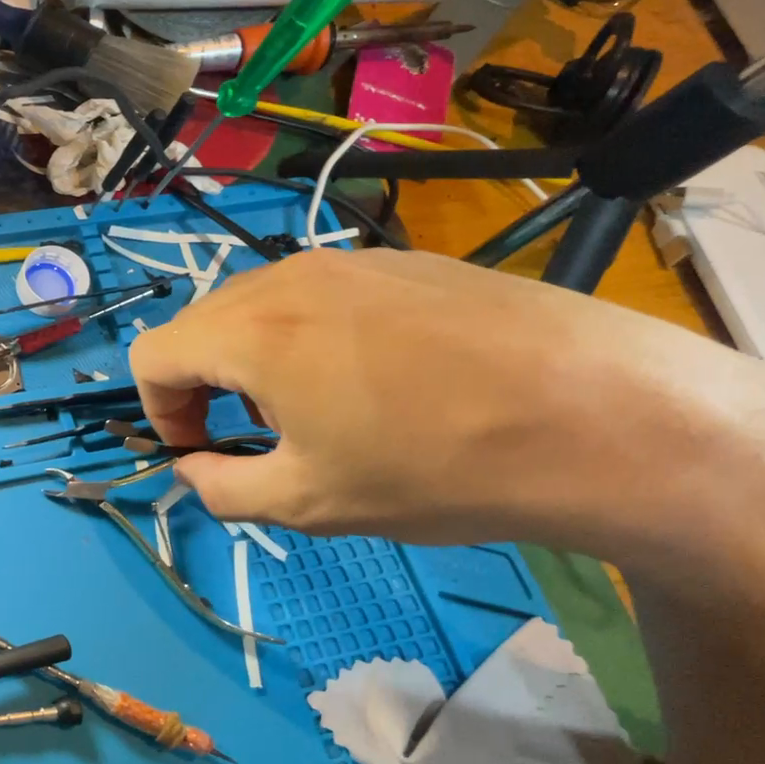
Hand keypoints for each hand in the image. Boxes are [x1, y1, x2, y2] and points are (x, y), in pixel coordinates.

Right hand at [129, 248, 764, 558]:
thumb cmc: (439, 467)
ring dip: (256, 360)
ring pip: (258, 306)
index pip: (151, 355)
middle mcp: (286, 279)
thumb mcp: (310, 502)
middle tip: (262, 436)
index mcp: (250, 332)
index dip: (160, 411)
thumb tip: (195, 469)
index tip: (205, 451)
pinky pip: (319, 295)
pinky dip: (311, 336)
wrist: (614, 418)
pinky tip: (383, 378)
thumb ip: (221, 489)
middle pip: (200, 325)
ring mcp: (349, 262)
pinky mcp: (404, 261)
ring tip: (325, 407)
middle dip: (206, 385)